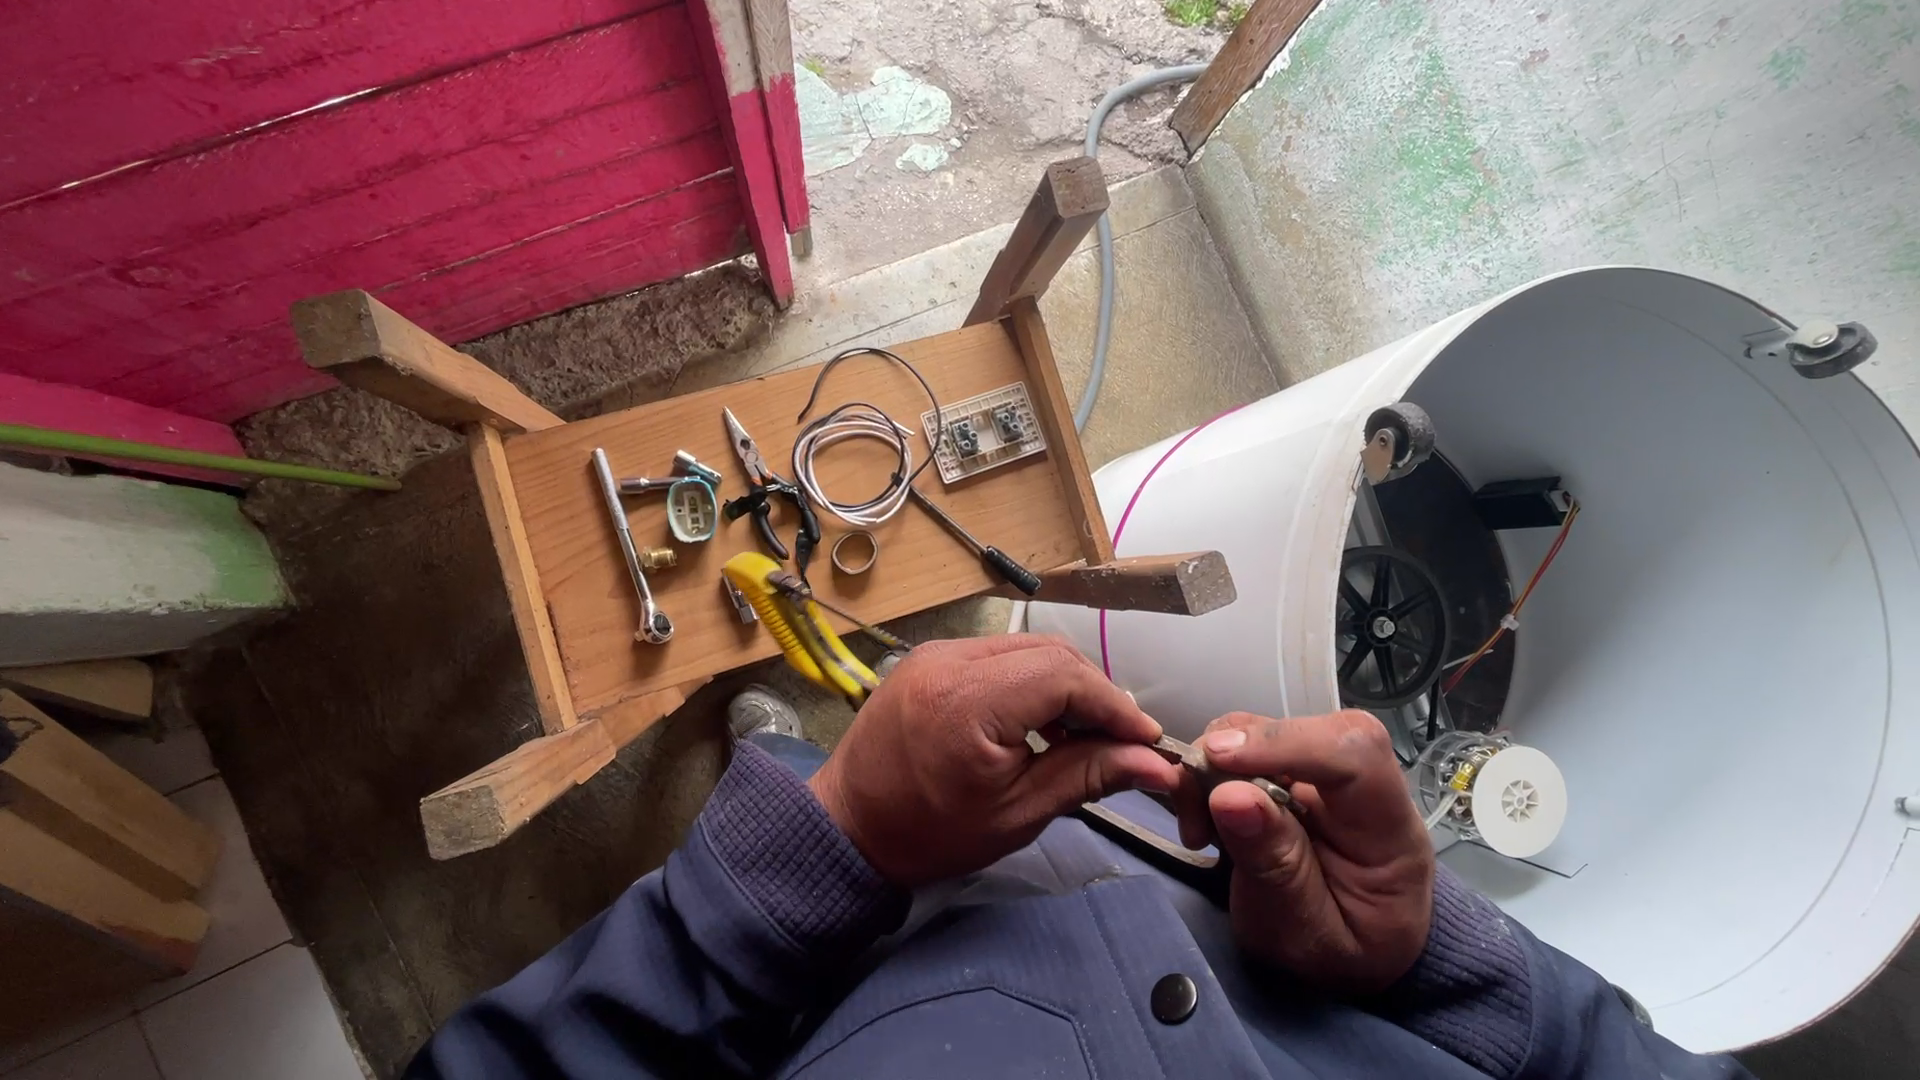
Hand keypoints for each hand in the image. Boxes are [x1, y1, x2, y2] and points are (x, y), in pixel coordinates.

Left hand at [807, 635, 1182, 886]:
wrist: (847, 828)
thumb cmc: (928, 833)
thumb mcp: (1017, 814)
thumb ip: (1087, 776)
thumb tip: (1155, 765)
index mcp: (967, 699)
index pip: (1064, 676)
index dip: (1114, 705)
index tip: (1145, 740)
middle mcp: (950, 658)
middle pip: (1049, 653)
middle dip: (1094, 693)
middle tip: (1120, 740)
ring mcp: (936, 651)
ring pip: (1027, 648)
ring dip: (1065, 684)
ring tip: (1084, 733)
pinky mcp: (930, 657)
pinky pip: (998, 654)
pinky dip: (1030, 680)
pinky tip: (1041, 719)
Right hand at [1173, 710, 1433, 992]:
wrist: (1341, 960)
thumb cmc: (1334, 952)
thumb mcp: (1304, 933)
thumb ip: (1275, 868)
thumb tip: (1230, 795)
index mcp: (1387, 828)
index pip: (1354, 752)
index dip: (1284, 742)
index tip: (1218, 759)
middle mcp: (1356, 784)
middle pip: (1296, 728)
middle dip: (1228, 758)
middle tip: (1195, 816)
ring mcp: (1315, 773)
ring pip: (1256, 730)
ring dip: (1208, 768)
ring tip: (1198, 829)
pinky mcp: (1282, 771)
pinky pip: (1235, 746)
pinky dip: (1205, 774)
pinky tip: (1202, 818)